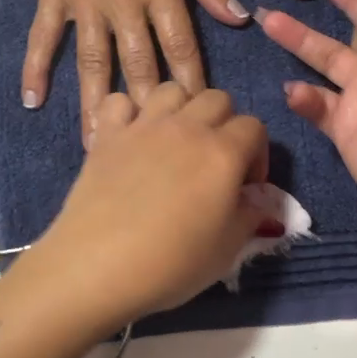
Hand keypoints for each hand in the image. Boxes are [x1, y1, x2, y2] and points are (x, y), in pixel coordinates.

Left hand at [23, 85, 270, 329]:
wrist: (98, 267)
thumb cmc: (172, 264)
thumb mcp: (227, 250)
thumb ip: (250, 216)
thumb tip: (259, 199)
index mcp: (223, 153)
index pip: (254, 127)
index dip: (257, 155)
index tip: (246, 188)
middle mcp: (186, 128)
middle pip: (217, 98)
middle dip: (224, 124)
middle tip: (214, 164)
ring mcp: (142, 127)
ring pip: (171, 91)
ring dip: (181, 110)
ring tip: (174, 145)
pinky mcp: (105, 137)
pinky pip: (119, 102)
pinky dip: (127, 114)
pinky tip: (130, 141)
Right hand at [24, 0, 246, 146]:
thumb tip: (237, 18)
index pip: (181, 47)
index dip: (192, 84)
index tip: (198, 118)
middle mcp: (125, 3)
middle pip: (139, 65)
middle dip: (147, 110)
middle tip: (149, 154)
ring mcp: (86, 3)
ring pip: (94, 63)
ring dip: (96, 105)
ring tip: (95, 146)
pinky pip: (43, 38)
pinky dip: (36, 68)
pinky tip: (31, 100)